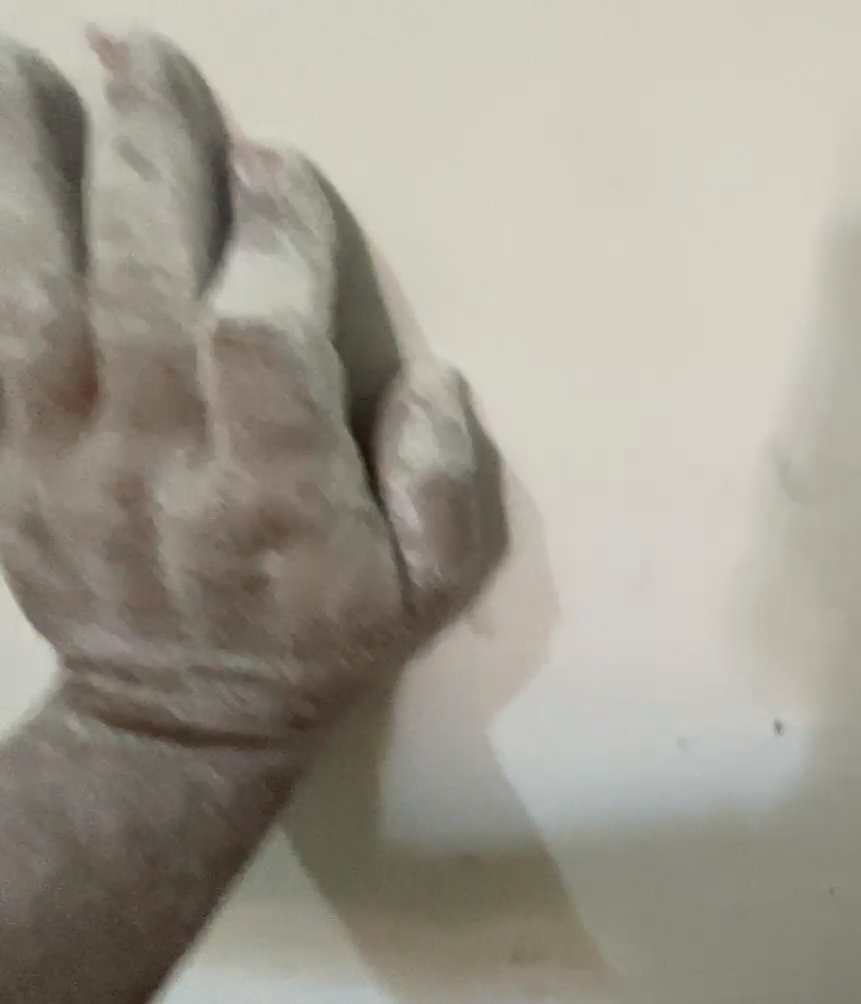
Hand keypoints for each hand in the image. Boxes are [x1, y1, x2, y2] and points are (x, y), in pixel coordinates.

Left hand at [0, 32, 486, 739]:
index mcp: (279, 493)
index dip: (269, 246)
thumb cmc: (339, 632)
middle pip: (139, 291)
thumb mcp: (437, 582)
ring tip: (18, 66)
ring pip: (28, 294)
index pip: (263, 345)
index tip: (279, 163)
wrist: (192, 708)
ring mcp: (61, 456)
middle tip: (144, 60)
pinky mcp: (0, 457)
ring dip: (19, 174)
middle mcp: (159, 461)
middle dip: (143, 167)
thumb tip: (434, 380)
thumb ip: (443, 485)